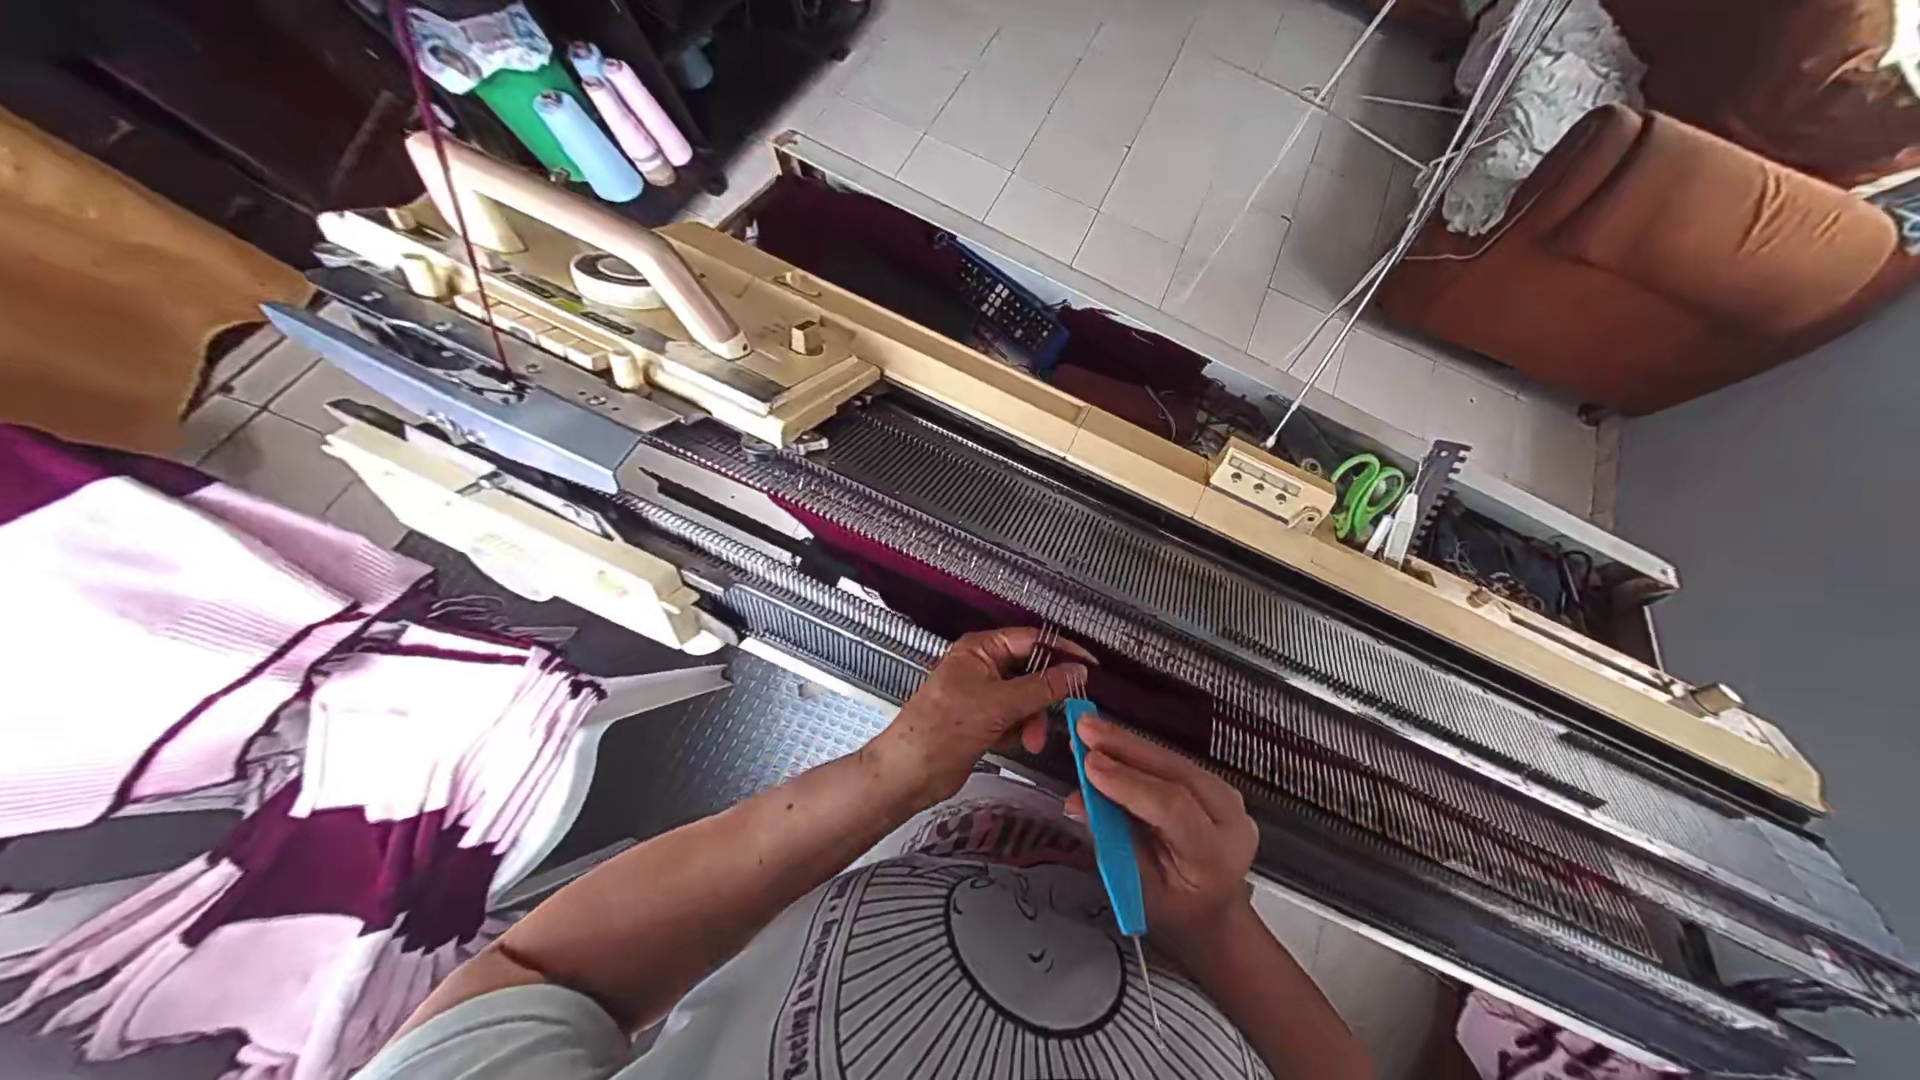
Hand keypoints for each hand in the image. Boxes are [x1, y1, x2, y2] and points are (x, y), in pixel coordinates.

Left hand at [871, 627, 1090, 808]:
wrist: (912, 772)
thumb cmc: (940, 729)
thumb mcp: (999, 704)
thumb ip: (1042, 687)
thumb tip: (1075, 672)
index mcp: (980, 649)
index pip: (1031, 639)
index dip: (1062, 651)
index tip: (1088, 665)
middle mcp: (982, 667)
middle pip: (1032, 671)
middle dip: (1044, 697)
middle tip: (1060, 711)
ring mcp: (983, 694)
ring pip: (1027, 699)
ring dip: (1032, 719)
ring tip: (1029, 739)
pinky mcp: (983, 720)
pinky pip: (1016, 718)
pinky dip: (1020, 730)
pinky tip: (1012, 742)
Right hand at [1065, 712, 1258, 945]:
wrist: (1211, 906)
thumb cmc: (1174, 906)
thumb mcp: (1138, 888)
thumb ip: (1111, 842)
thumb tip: (1078, 800)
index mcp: (1214, 857)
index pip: (1173, 809)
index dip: (1128, 782)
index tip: (1089, 764)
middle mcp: (1230, 821)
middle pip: (1175, 772)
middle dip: (1124, 748)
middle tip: (1084, 730)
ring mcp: (1227, 798)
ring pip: (1172, 759)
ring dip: (1127, 742)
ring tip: (1089, 729)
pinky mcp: (1214, 782)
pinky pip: (1171, 759)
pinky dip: (1137, 748)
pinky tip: (1109, 738)